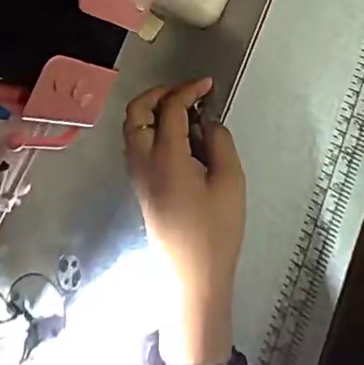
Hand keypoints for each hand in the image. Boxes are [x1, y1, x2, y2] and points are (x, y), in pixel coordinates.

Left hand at [124, 78, 244, 364]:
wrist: (193, 280)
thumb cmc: (216, 230)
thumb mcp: (230, 180)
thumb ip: (219, 141)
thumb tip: (206, 123)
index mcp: (165, 157)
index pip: (169, 108)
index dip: (189, 89)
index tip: (209, 84)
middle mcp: (143, 162)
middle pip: (136, 112)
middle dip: (159, 93)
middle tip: (188, 92)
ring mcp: (138, 176)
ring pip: (132, 128)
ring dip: (154, 109)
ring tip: (186, 110)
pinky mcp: (142, 188)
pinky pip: (138, 144)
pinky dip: (153, 127)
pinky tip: (181, 135)